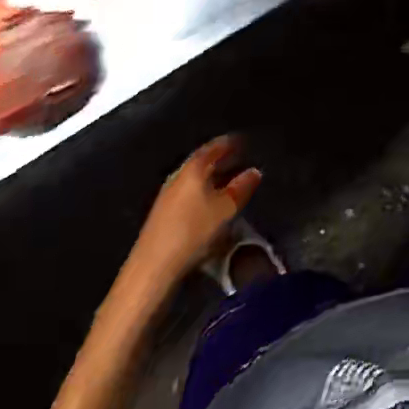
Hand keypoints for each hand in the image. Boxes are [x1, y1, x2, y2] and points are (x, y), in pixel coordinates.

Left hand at [131, 136, 261, 286]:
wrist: (153, 267)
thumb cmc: (193, 231)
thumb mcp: (224, 210)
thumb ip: (240, 188)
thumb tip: (255, 171)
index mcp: (192, 170)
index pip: (212, 148)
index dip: (228, 144)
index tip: (242, 142)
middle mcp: (178, 177)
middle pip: (201, 162)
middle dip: (220, 160)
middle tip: (238, 159)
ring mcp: (167, 196)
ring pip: (194, 179)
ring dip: (211, 177)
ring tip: (228, 181)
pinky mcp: (163, 214)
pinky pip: (188, 193)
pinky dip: (202, 191)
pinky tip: (210, 203)